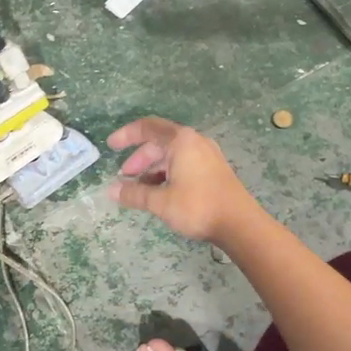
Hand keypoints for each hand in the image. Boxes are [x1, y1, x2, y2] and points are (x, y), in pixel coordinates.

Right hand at [105, 117, 261, 243]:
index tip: (111, 146)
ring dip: (152, 169)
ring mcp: (207, 155)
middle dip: (139, 159)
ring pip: (172, 155)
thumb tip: (111, 190)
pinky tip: (160, 193)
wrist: (239, 223)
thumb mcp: (161, 201)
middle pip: (159, 143)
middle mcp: (194, 142)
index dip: (126, 135)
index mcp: (181, 141)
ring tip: (140, 190)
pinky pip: (183, 164)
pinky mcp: (213, 169)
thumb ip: (134, 194)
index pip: (147, 128)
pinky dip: (167, 174)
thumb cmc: (197, 206)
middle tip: (124, 178)